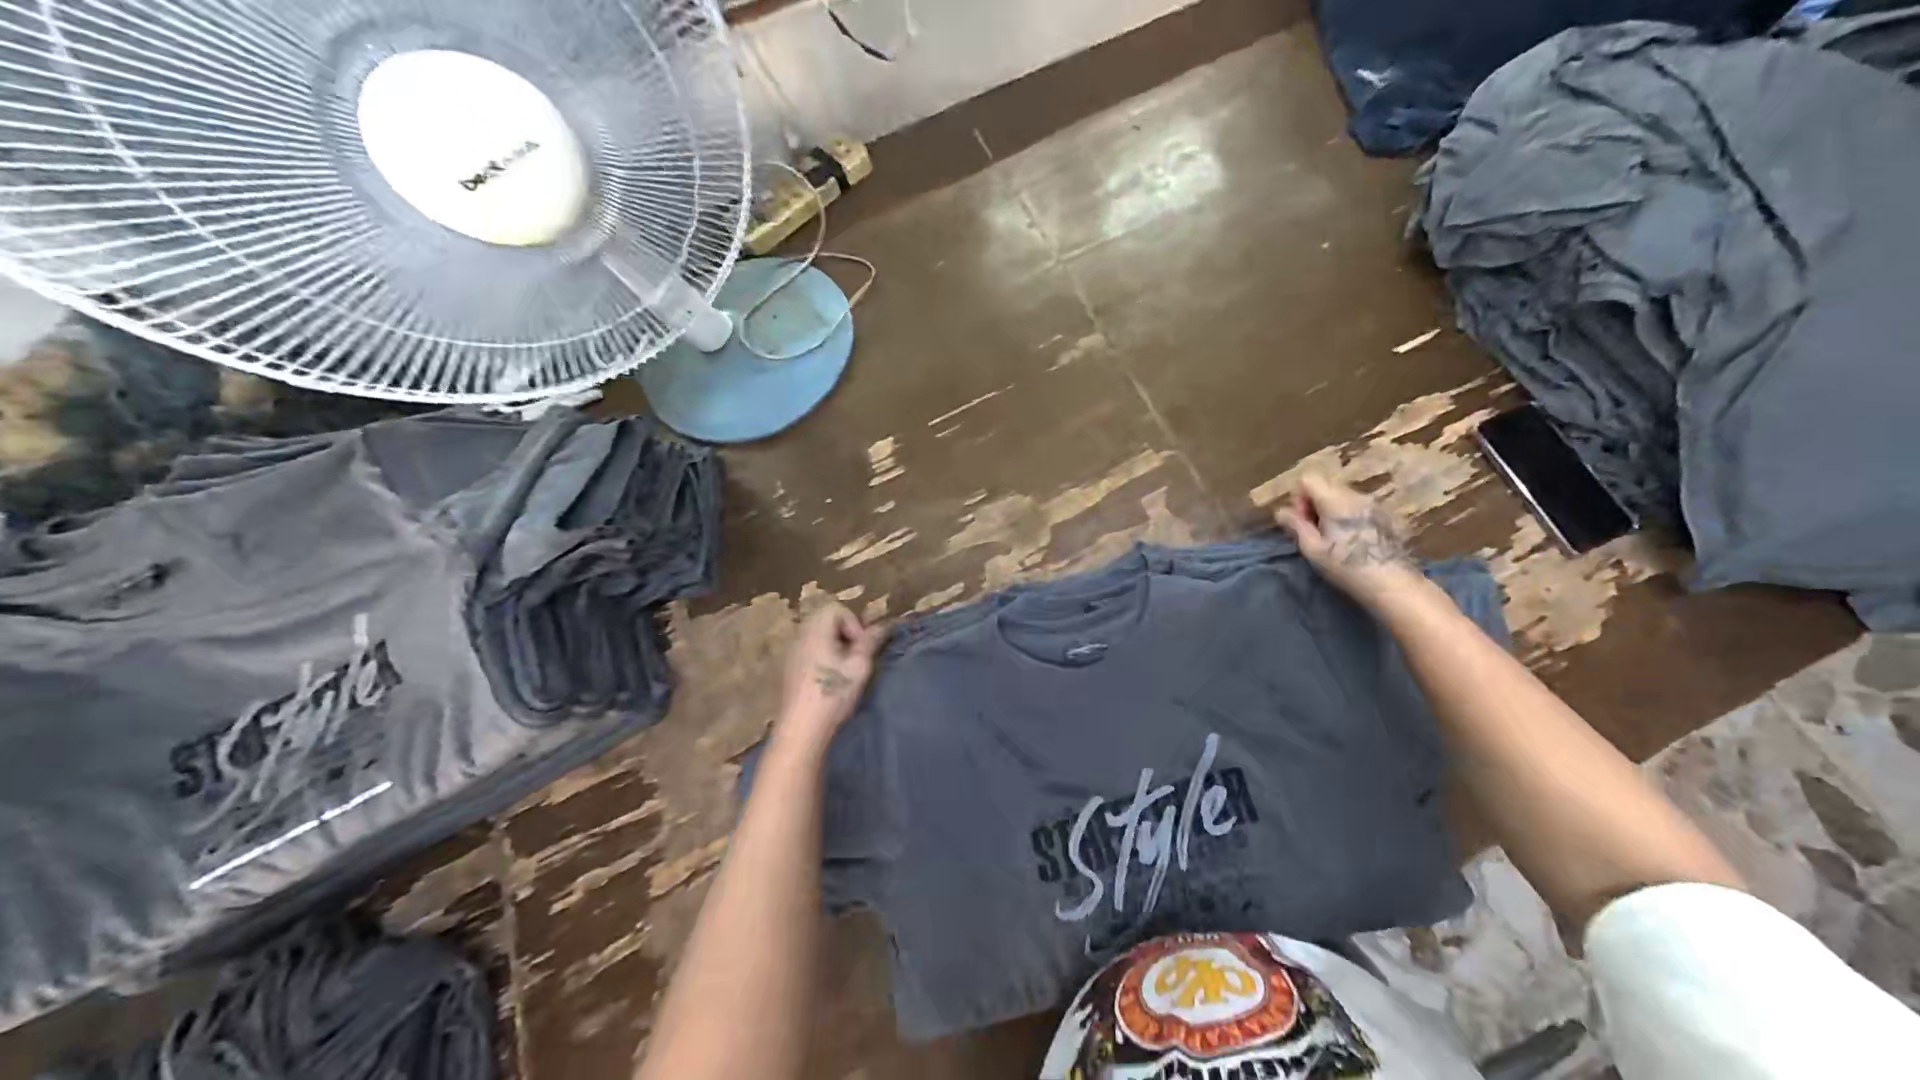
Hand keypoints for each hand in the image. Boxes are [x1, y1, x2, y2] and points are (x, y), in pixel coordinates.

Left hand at [776, 602, 884, 747]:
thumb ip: (870, 642)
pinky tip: (828, 682)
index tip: (860, 648)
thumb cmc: (832, 695)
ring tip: (844, 672)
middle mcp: (799, 637)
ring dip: (834, 648)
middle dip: (845, 635)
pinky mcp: (786, 671)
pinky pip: (808, 652)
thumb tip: (884, 624)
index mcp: (815, 631)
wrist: (800, 730)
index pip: (836, 609)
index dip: (854, 623)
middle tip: (856, 659)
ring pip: (816, 637)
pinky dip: (821, 658)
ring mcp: (790, 654)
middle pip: (825, 621)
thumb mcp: (859, 667)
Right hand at [1274, 473, 1425, 607]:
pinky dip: (1348, 515)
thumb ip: (1296, 526)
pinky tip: (1352, 539)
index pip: (1308, 479)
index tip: (1303, 521)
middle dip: (1314, 503)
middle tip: (1315, 531)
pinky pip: (1357, 505)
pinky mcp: (1385, 515)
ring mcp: (1373, 504)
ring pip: (1342, 495)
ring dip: (1331, 510)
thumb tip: (1281, 511)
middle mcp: (1355, 496)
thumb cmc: (1346, 566)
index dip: (1299, 497)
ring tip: (1334, 537)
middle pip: (1326, 485)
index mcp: (1335, 501)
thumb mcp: (1313, 549)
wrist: (1392, 583)